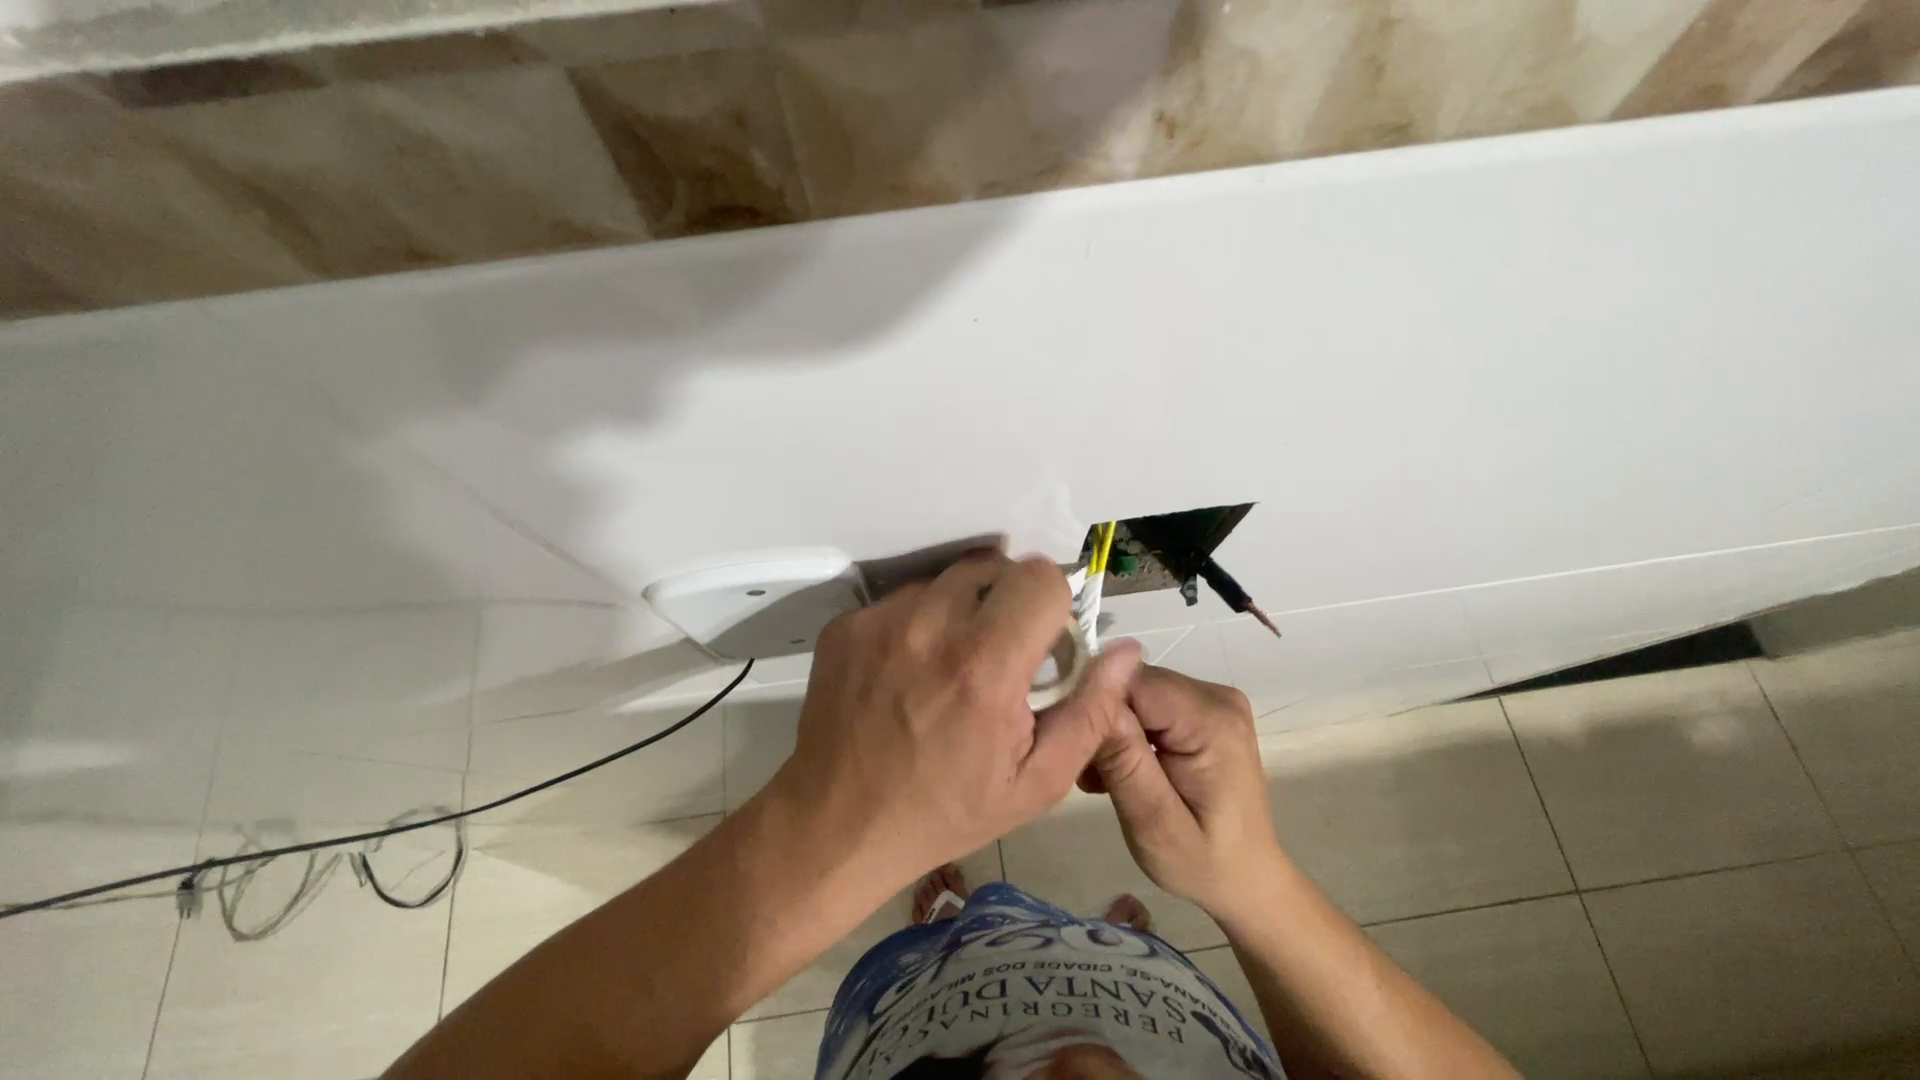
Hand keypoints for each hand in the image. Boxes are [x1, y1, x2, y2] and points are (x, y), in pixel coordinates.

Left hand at [766, 553, 1142, 892]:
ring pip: (945, 582)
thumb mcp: (1036, 782)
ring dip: (961, 611)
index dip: (1052, 606)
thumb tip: (1127, 651)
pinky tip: (909, 675)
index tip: (1044, 644)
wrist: (837, 824)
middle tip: (1002, 655)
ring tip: (951, 668)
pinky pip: (902, 601)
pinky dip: (917, 625)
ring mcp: (879, 622)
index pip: (1040, 577)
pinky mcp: (846, 626)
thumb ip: (1091, 710)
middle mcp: (928, 628)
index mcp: (983, 666)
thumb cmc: (945, 812)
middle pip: (994, 568)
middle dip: (1010, 602)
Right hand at [1085, 666, 1286, 921]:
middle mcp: (1216, 696)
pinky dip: (1128, 733)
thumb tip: (1093, 694)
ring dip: (1111, 732)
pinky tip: (1124, 771)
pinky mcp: (1204, 709)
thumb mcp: (1153, 822)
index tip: (1079, 753)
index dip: (1095, 706)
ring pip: (1134, 692)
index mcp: (1211, 720)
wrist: (1246, 879)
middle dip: (1102, 723)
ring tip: (1104, 781)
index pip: (1130, 680)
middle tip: (1090, 777)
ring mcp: (1213, 700)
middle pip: (1132, 684)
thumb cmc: (1201, 863)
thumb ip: (1123, 759)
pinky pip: (1148, 704)